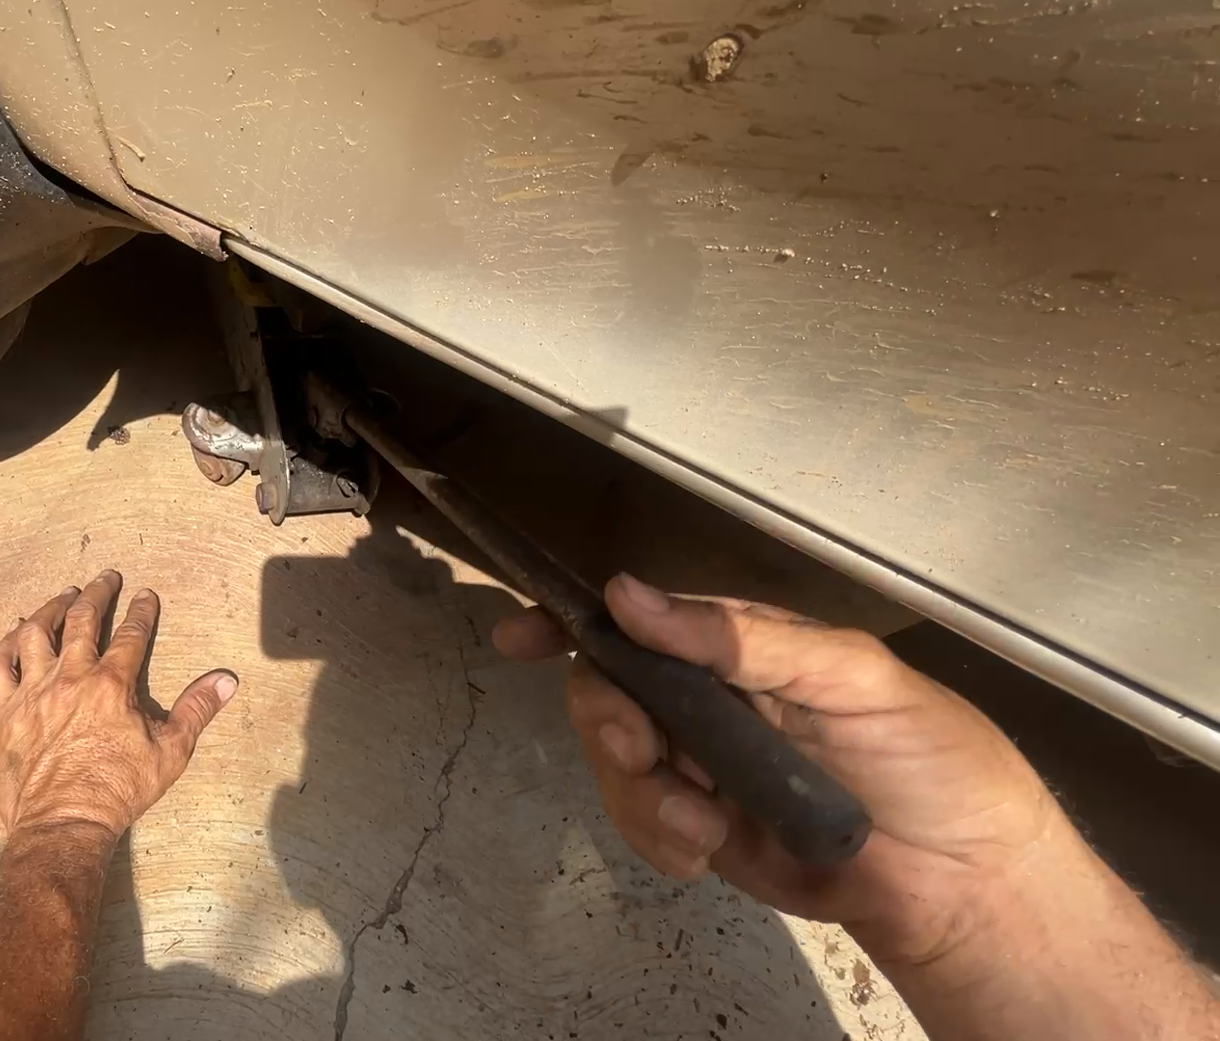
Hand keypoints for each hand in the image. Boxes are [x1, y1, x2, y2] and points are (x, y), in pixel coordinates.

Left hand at [0, 571, 238, 838]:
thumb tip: (227, 680)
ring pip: (36, 632)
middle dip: (97, 593)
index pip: (131, 634)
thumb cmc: (119, 790)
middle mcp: (71, 677)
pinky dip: (5, 645)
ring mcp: (34, 692)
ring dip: (51, 608)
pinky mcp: (6, 712)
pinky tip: (14, 633)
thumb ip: (197, 710)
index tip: (145, 594)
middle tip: (105, 578)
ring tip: (63, 596)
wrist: (63, 824)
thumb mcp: (171, 752)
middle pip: (82, 620)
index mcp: (111, 684)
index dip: (141, 611)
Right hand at [494, 574, 1073, 966]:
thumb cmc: (929, 760)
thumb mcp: (852, 679)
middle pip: (605, 688)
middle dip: (607, 720)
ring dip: (640, 791)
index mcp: (728, 648)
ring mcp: (689, 760)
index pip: (635, 620)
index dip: (569, 622)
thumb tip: (624, 593)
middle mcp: (696, 697)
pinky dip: (656, 834)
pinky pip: (633, 816)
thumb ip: (740, 637)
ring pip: (609, 757)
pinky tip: (703, 851)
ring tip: (700, 823)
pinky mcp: (687, 821)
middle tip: (639, 751)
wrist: (968, 893)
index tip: (519, 636)